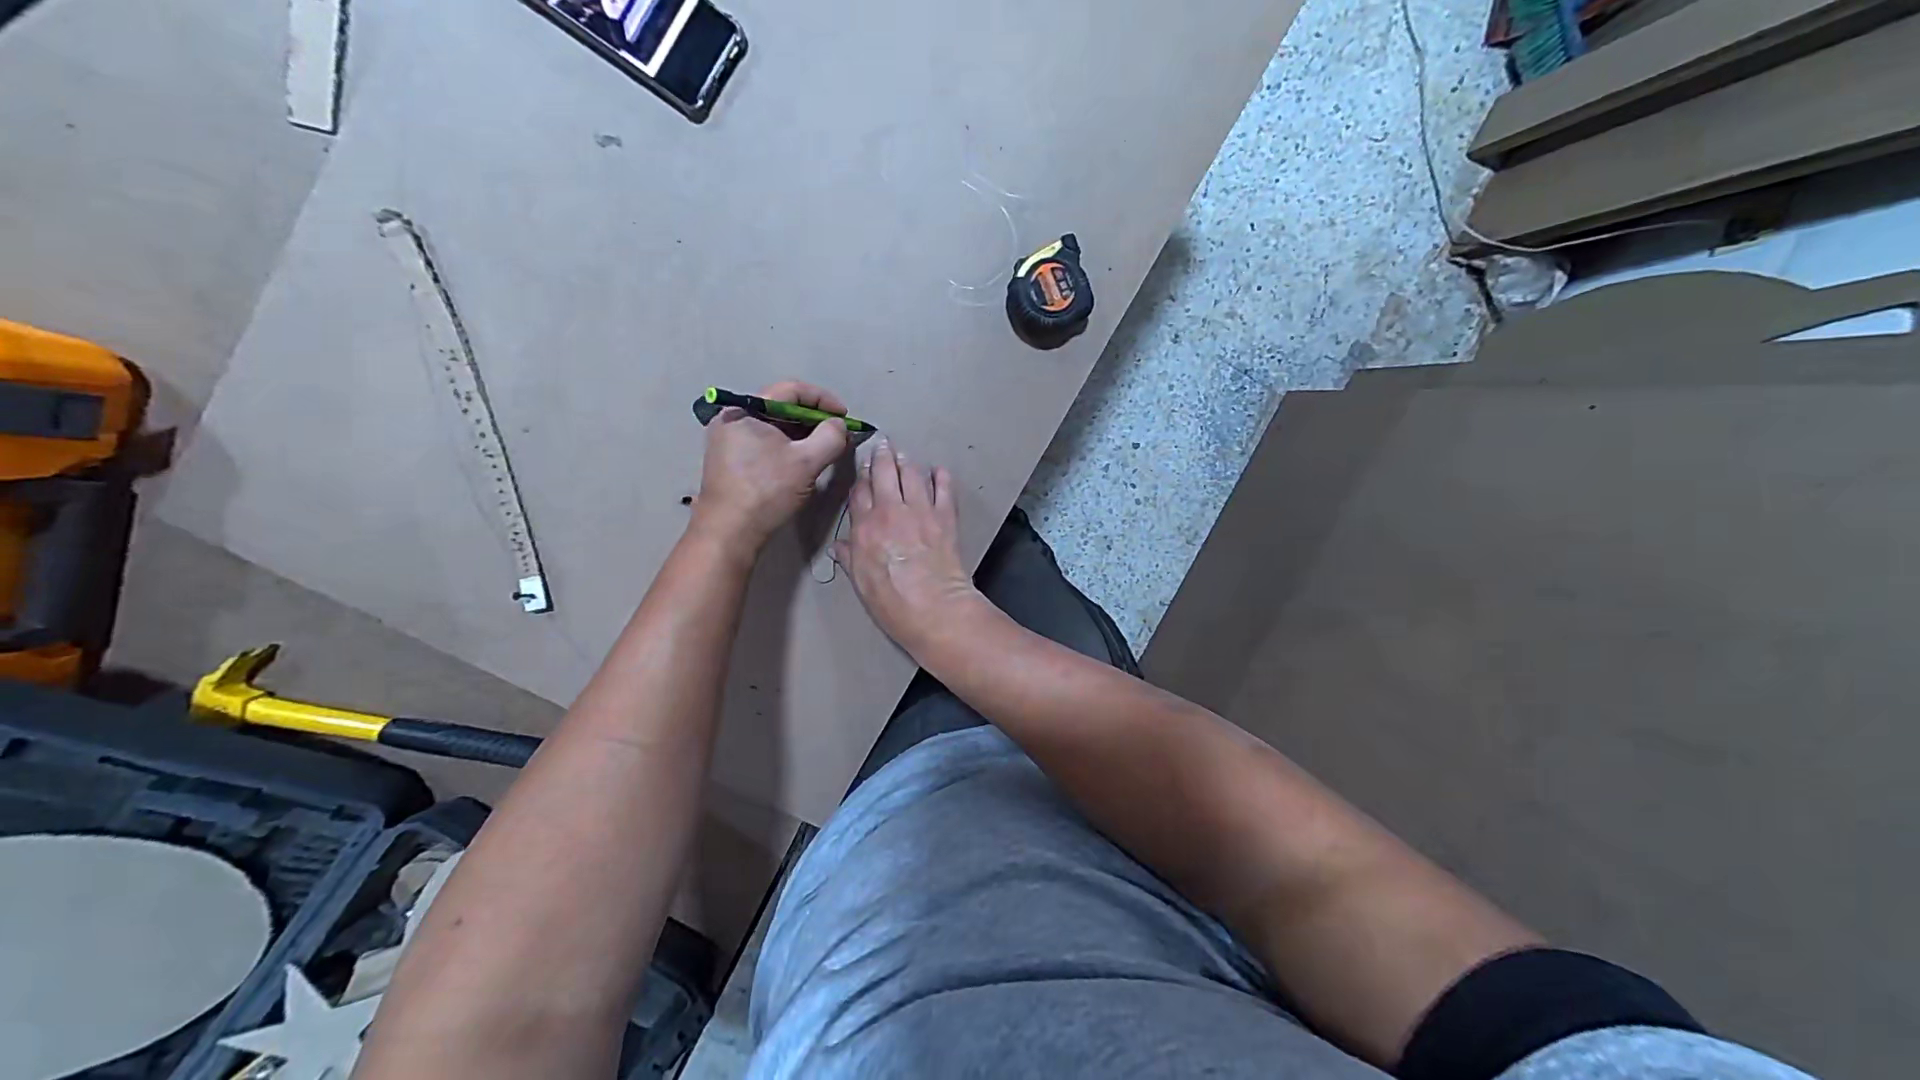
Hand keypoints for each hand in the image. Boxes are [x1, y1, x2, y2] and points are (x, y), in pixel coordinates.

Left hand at [691, 380, 848, 553]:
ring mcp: (728, 440)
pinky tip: (802, 461)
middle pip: (782, 407)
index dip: (823, 399)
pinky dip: (787, 446)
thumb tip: (839, 425)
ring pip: (774, 427)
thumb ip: (831, 437)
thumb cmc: (766, 491)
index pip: (791, 390)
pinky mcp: (730, 460)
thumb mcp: (807, 461)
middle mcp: (731, 418)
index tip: (844, 415)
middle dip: (814, 419)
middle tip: (837, 434)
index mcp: (745, 409)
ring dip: (802, 434)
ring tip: (824, 448)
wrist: (729, 532)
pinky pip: (765, 442)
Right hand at [832, 437, 983, 655]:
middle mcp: (890, 512)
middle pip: (884, 474)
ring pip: (911, 475)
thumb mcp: (861, 583)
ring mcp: (920, 511)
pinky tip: (938, 470)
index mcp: (865, 528)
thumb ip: (850, 559)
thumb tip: (839, 547)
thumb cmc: (893, 603)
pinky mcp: (945, 516)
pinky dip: (940, 476)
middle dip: (881, 457)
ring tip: (903, 454)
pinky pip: (943, 488)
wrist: (934, 607)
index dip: (861, 478)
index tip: (862, 468)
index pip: (859, 493)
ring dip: (906, 461)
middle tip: (882, 445)